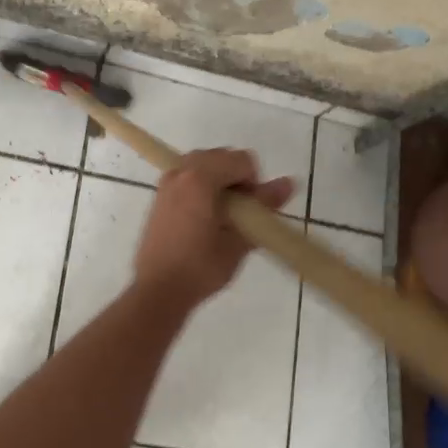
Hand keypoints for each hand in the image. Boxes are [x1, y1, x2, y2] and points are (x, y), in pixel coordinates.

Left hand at [133, 148, 294, 306]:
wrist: (158, 289)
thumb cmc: (201, 267)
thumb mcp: (238, 239)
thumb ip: (263, 206)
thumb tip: (289, 183)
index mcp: (200, 178)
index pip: (242, 159)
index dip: (254, 183)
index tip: (250, 212)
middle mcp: (180, 171)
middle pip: (221, 157)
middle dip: (237, 179)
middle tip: (238, 215)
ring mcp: (167, 182)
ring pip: (203, 165)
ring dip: (219, 182)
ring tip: (222, 217)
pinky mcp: (159, 196)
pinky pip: (188, 176)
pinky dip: (202, 187)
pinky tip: (204, 219)